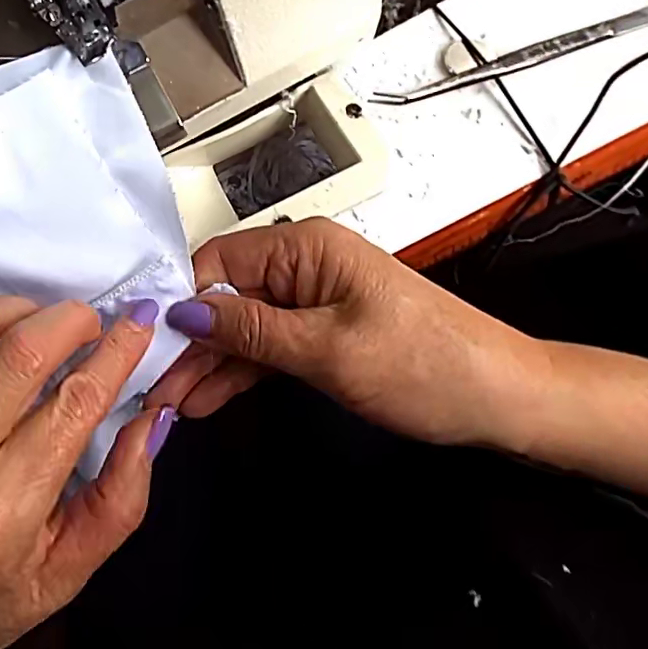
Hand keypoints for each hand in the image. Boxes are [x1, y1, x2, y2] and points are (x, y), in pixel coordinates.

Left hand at [0, 297, 172, 648]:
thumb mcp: (65, 573)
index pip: (74, 404)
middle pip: (21, 352)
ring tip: (45, 333)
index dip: (118, 351)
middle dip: (74, 320)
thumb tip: (153, 415)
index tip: (140, 323)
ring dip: (24, 311)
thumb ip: (122, 496)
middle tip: (94, 327)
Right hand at [144, 218, 539, 447]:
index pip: (219, 262)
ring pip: (244, 325)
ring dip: (210, 362)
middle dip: (191, 341)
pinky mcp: (323, 328)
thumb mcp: (327, 350)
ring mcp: (314, 297)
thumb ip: (251, 331)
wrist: (497, 396)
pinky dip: (242, 370)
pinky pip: (269, 344)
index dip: (181, 302)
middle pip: (227, 296)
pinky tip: (210, 397)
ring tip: (172, 401)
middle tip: (155, 385)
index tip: (149, 342)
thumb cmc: (429, 364)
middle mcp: (306, 263)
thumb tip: (188, 314)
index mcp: (307, 247)